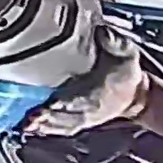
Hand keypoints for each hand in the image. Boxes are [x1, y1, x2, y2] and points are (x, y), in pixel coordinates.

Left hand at [22, 25, 149, 136]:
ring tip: (27, 125)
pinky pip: (60, 128)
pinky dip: (46, 129)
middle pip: (68, 116)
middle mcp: (89, 110)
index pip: (83, 100)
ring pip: (61, 124)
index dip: (68, 104)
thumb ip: (117, 43)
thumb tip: (104, 33)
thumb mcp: (127, 54)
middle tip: (32, 118)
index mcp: (101, 94)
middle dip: (50, 117)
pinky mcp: (75, 120)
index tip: (53, 104)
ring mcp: (81, 117)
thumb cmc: (126, 72)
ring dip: (45, 126)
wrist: (134, 94)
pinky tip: (29, 129)